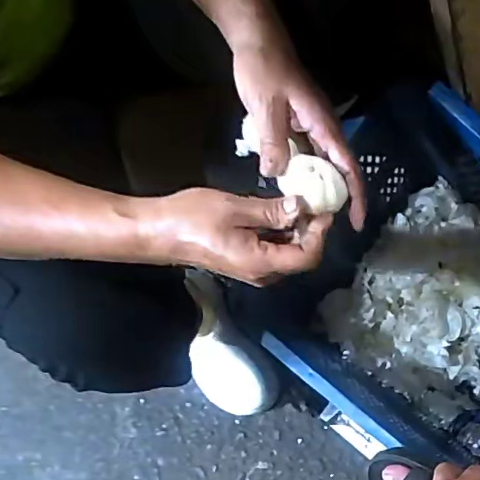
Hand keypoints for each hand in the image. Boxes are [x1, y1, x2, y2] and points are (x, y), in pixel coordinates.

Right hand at [135, 188, 329, 284]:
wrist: (156, 232)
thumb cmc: (190, 218)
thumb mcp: (234, 208)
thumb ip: (271, 211)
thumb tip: (301, 207)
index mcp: (262, 263)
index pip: (306, 257)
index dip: (319, 235)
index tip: (323, 212)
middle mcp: (263, 274)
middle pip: (301, 258)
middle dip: (312, 233)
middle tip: (315, 206)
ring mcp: (254, 271)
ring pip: (288, 255)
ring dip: (298, 233)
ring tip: (301, 206)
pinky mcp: (246, 264)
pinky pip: (274, 252)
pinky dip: (283, 235)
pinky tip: (282, 214)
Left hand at [233, 40, 367, 229]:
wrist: (254, 36)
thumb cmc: (264, 68)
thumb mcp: (266, 108)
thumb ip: (273, 144)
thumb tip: (277, 176)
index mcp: (324, 126)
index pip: (348, 168)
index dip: (356, 197)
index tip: (356, 222)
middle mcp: (323, 129)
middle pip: (339, 170)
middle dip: (338, 198)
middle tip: (326, 223)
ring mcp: (311, 126)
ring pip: (321, 165)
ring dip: (317, 187)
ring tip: (309, 210)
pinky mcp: (298, 124)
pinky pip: (305, 154)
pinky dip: (300, 171)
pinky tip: (289, 183)